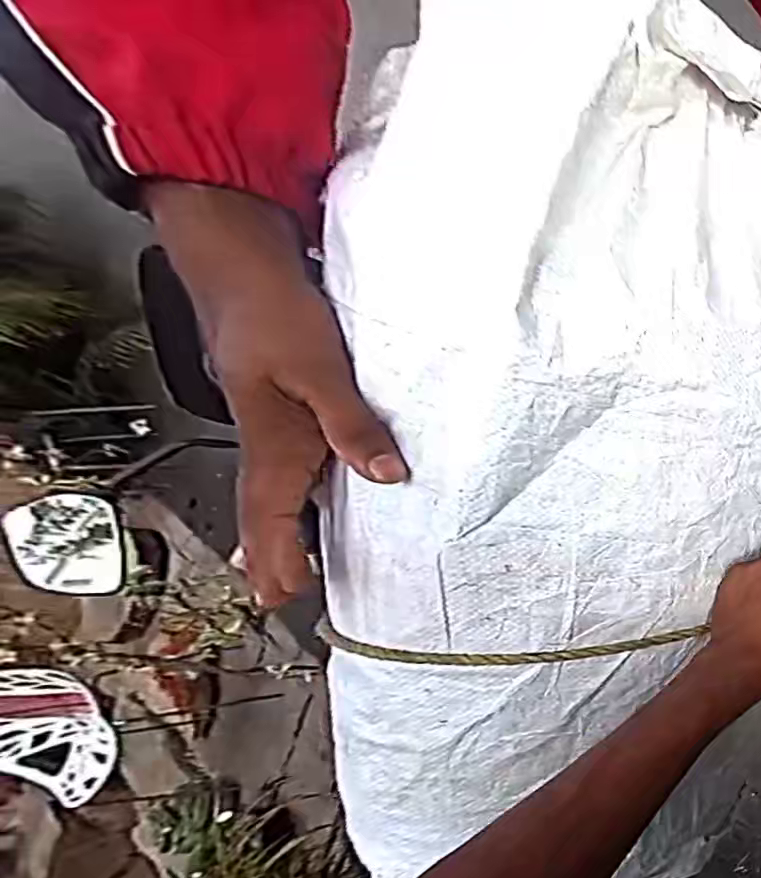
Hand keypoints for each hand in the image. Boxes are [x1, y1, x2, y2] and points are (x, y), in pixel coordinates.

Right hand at [148, 183, 408, 606]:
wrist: (247, 272)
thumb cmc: (279, 318)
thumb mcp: (321, 373)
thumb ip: (352, 425)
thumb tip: (385, 474)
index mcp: (275, 440)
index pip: (271, 512)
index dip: (278, 554)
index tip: (282, 595)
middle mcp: (275, 440)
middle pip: (272, 509)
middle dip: (277, 553)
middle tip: (284, 594)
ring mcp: (282, 426)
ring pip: (285, 489)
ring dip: (291, 527)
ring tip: (297, 562)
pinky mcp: (296, 409)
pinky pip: (303, 464)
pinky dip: (309, 492)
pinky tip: (324, 498)